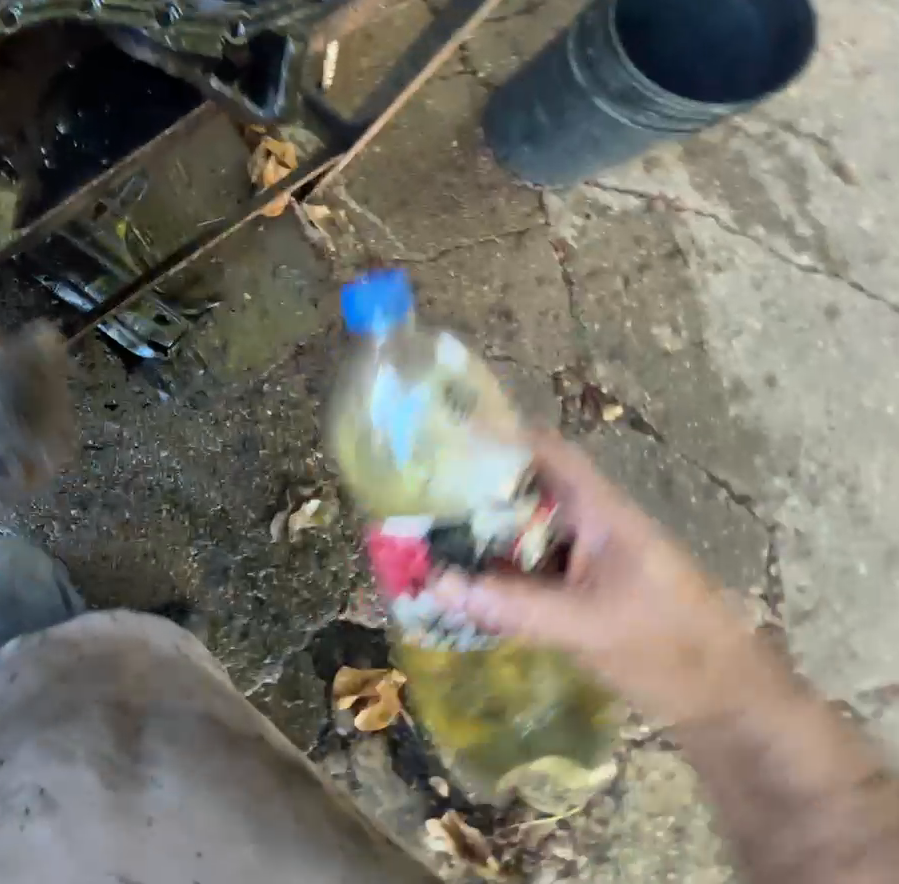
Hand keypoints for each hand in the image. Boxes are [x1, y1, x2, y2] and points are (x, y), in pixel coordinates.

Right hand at [433, 432, 775, 725]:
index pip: (549, 454)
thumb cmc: (675, 652)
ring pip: (514, 531)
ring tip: (414, 531)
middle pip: (520, 490)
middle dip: (466, 487)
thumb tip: (435, 584)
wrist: (734, 712)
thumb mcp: (592, 628)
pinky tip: (448, 579)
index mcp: (602, 516)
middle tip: (408, 488)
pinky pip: (517, 567)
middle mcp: (587, 528)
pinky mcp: (573, 592)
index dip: (500, 435)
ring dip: (469, 532)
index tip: (442, 431)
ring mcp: (579, 562)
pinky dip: (483, 568)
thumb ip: (514, 605)